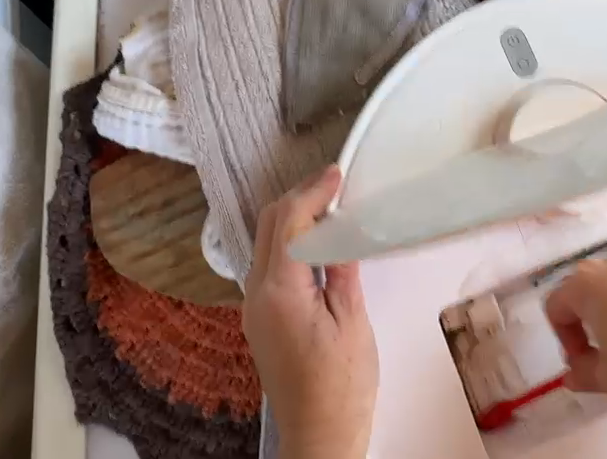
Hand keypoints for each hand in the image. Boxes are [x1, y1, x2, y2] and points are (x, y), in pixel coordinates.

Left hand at [243, 167, 377, 458]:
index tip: (336, 173)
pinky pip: (270, 262)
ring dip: (293, 215)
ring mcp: (254, 306)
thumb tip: (340, 228)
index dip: (313, 190)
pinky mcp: (261, 317)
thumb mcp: (352, 321)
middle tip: (333, 184)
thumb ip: (342, 268)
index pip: (289, 220)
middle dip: (299, 196)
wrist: (319, 437)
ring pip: (266, 240)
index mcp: (279, 292)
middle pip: (270, 224)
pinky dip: (290, 240)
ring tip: (329, 205)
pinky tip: (317, 240)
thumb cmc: (341, 387)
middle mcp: (257, 294)